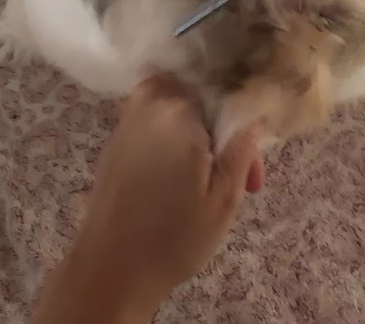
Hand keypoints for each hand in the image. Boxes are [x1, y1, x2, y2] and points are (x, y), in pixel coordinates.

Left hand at [32, 75, 263, 323]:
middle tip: (231, 182)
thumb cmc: (173, 237)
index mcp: (179, 110)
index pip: (226, 97)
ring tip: (204, 181)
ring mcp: (129, 115)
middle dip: (220, 134)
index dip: (243, 131)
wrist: (110, 268)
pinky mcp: (117, 134)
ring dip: (197, 134)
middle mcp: (151, 101)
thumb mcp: (224, 199)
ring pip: (179, 107)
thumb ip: (242, 149)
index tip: (250, 173)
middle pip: (201, 99)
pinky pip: (157, 119)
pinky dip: (173, 138)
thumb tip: (254, 114)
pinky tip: (177, 177)